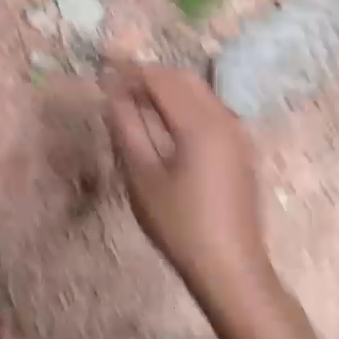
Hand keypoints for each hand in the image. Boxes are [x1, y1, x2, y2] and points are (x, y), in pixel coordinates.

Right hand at [104, 62, 273, 297]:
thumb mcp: (138, 170)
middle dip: (146, 76)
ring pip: (198, 93)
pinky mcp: (239, 151)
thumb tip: (113, 88)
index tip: (98, 72)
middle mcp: (226, 122)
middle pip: (183, 79)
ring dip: (163, 90)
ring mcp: (238, 137)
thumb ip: (125, 123)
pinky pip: (208, 111)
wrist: (230, 268)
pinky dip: (180, 106)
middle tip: (112, 88)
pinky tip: (159, 128)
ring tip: (130, 107)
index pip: (160, 78)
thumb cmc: (177, 220)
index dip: (127, 70)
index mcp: (201, 125)